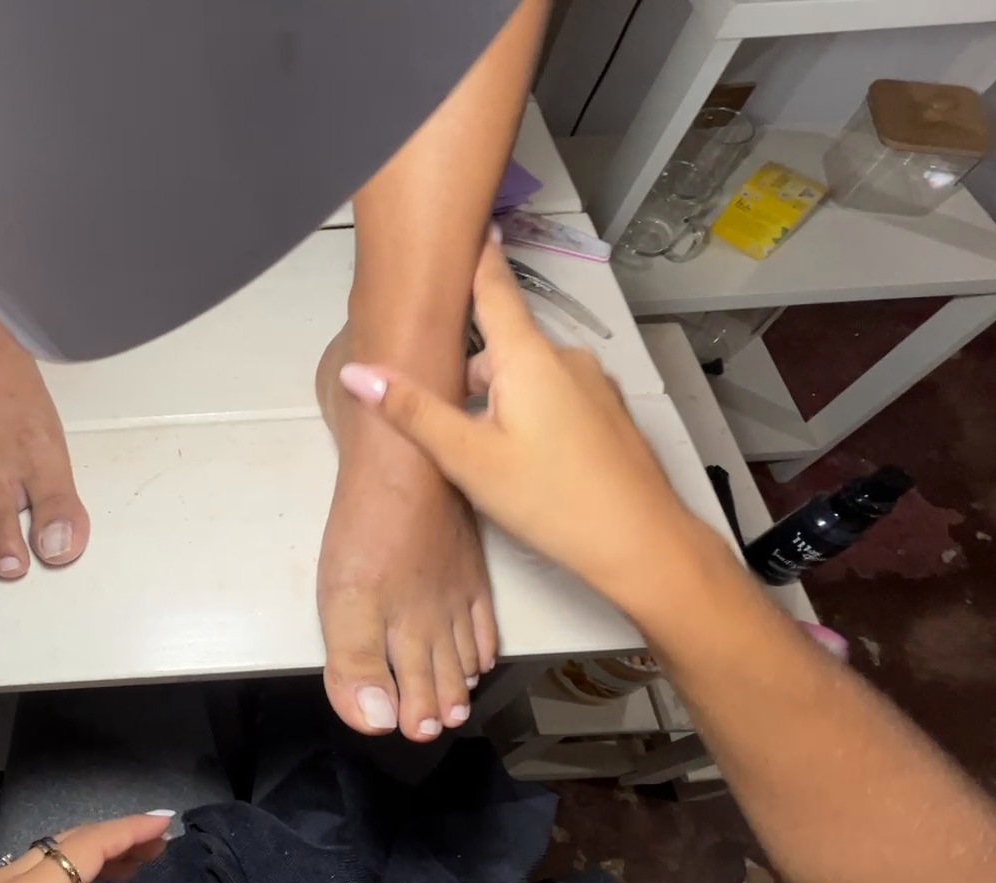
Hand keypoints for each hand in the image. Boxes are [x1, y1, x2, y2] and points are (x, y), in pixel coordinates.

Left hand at [0, 813, 187, 882]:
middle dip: (115, 837)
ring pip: (43, 854)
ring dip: (89, 852)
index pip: (88, 845)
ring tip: (133, 862)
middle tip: (160, 844)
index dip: (131, 828)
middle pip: (66, 842)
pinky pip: (24, 872)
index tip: (168, 821)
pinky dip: (61, 869)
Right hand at [337, 239, 711, 609]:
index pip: (494, 291)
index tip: (471, 225)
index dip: (477, 258)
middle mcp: (565, 359)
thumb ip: (411, 411)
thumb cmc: (548, 497)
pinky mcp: (606, 414)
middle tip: (438, 414)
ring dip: (495, 398)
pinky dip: (525, 411)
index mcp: (528, 359)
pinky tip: (519, 458)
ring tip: (477, 450)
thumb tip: (355, 372)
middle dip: (468, 370)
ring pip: (526, 377)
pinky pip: (553, 396)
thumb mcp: (467, 457)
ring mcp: (592, 386)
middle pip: (502, 346)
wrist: (639, 544)